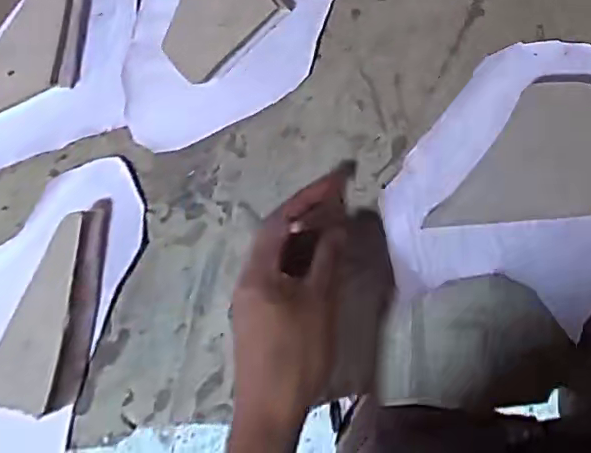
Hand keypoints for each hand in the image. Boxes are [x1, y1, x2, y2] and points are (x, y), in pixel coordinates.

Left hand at [228, 165, 351, 452]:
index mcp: (257, 274)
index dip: (309, 195)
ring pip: (281, 251)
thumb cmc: (296, 352)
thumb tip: (338, 223)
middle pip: (276, 233)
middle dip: (308, 209)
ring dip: (308, 231)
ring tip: (338, 218)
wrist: (271, 411)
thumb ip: (328, 256)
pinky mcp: (263, 312)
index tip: (338, 178)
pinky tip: (325, 253)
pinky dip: (304, 253)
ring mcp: (254, 298)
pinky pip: (283, 268)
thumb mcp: (319, 299)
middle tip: (341, 193)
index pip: (280, 220)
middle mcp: (249, 281)